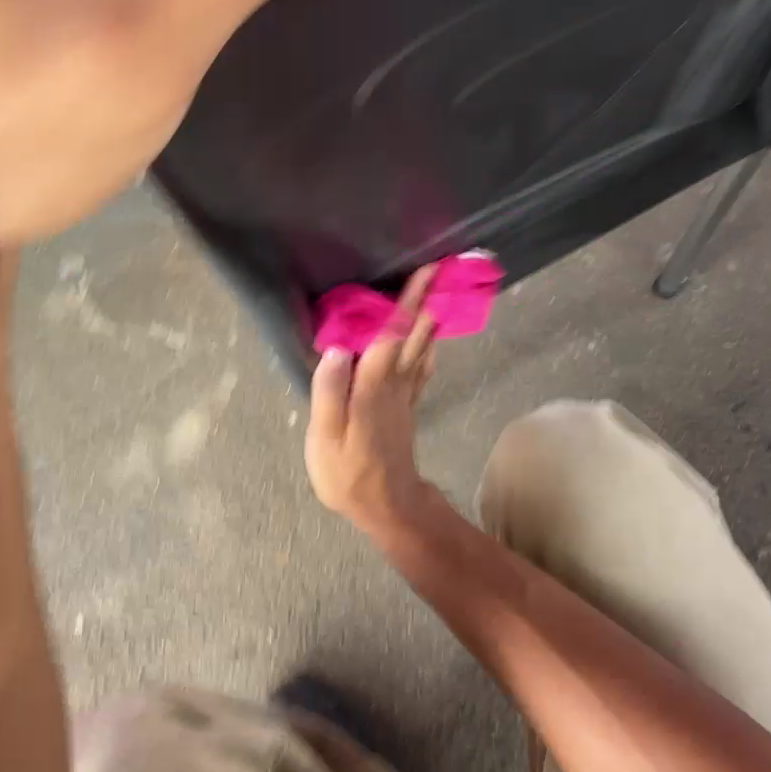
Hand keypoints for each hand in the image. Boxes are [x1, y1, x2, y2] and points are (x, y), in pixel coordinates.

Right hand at [305, 265, 442, 527]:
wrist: (387, 506)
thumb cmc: (349, 473)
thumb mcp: (326, 438)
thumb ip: (330, 392)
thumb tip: (336, 347)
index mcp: (373, 386)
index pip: (392, 334)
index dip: (408, 302)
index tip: (424, 271)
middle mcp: (395, 382)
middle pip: (415, 333)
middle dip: (428, 297)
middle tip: (443, 265)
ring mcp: (406, 393)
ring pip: (423, 345)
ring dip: (432, 314)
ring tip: (441, 287)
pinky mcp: (409, 404)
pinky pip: (423, 365)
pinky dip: (430, 342)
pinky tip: (432, 333)